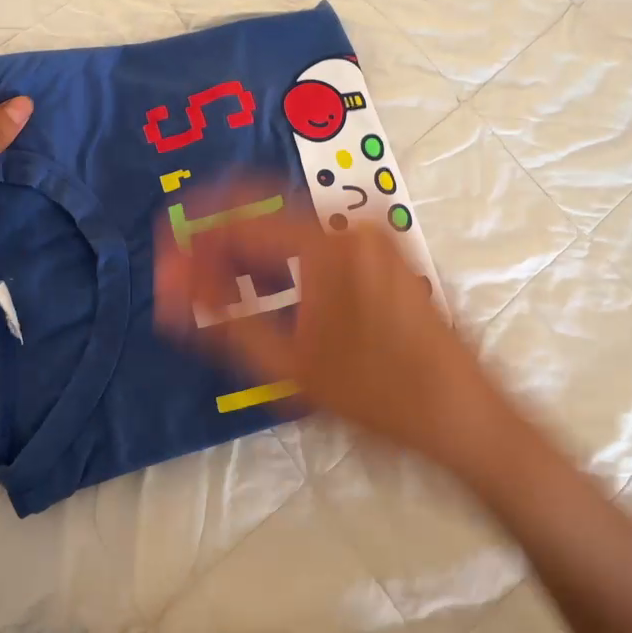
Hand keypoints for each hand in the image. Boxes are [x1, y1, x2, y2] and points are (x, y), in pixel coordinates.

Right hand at [154, 200, 503, 461]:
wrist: (469, 420)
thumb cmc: (379, 397)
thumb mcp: (289, 366)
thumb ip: (222, 320)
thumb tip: (168, 288)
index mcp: (328, 243)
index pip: (241, 218)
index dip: (194, 235)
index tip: (162, 256)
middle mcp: (352, 225)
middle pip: (265, 212)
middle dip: (217, 237)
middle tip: (182, 270)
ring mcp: (375, 236)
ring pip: (290, 225)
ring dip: (248, 248)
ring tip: (216, 283)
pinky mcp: (385, 254)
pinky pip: (318, 240)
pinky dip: (282, 258)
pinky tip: (265, 287)